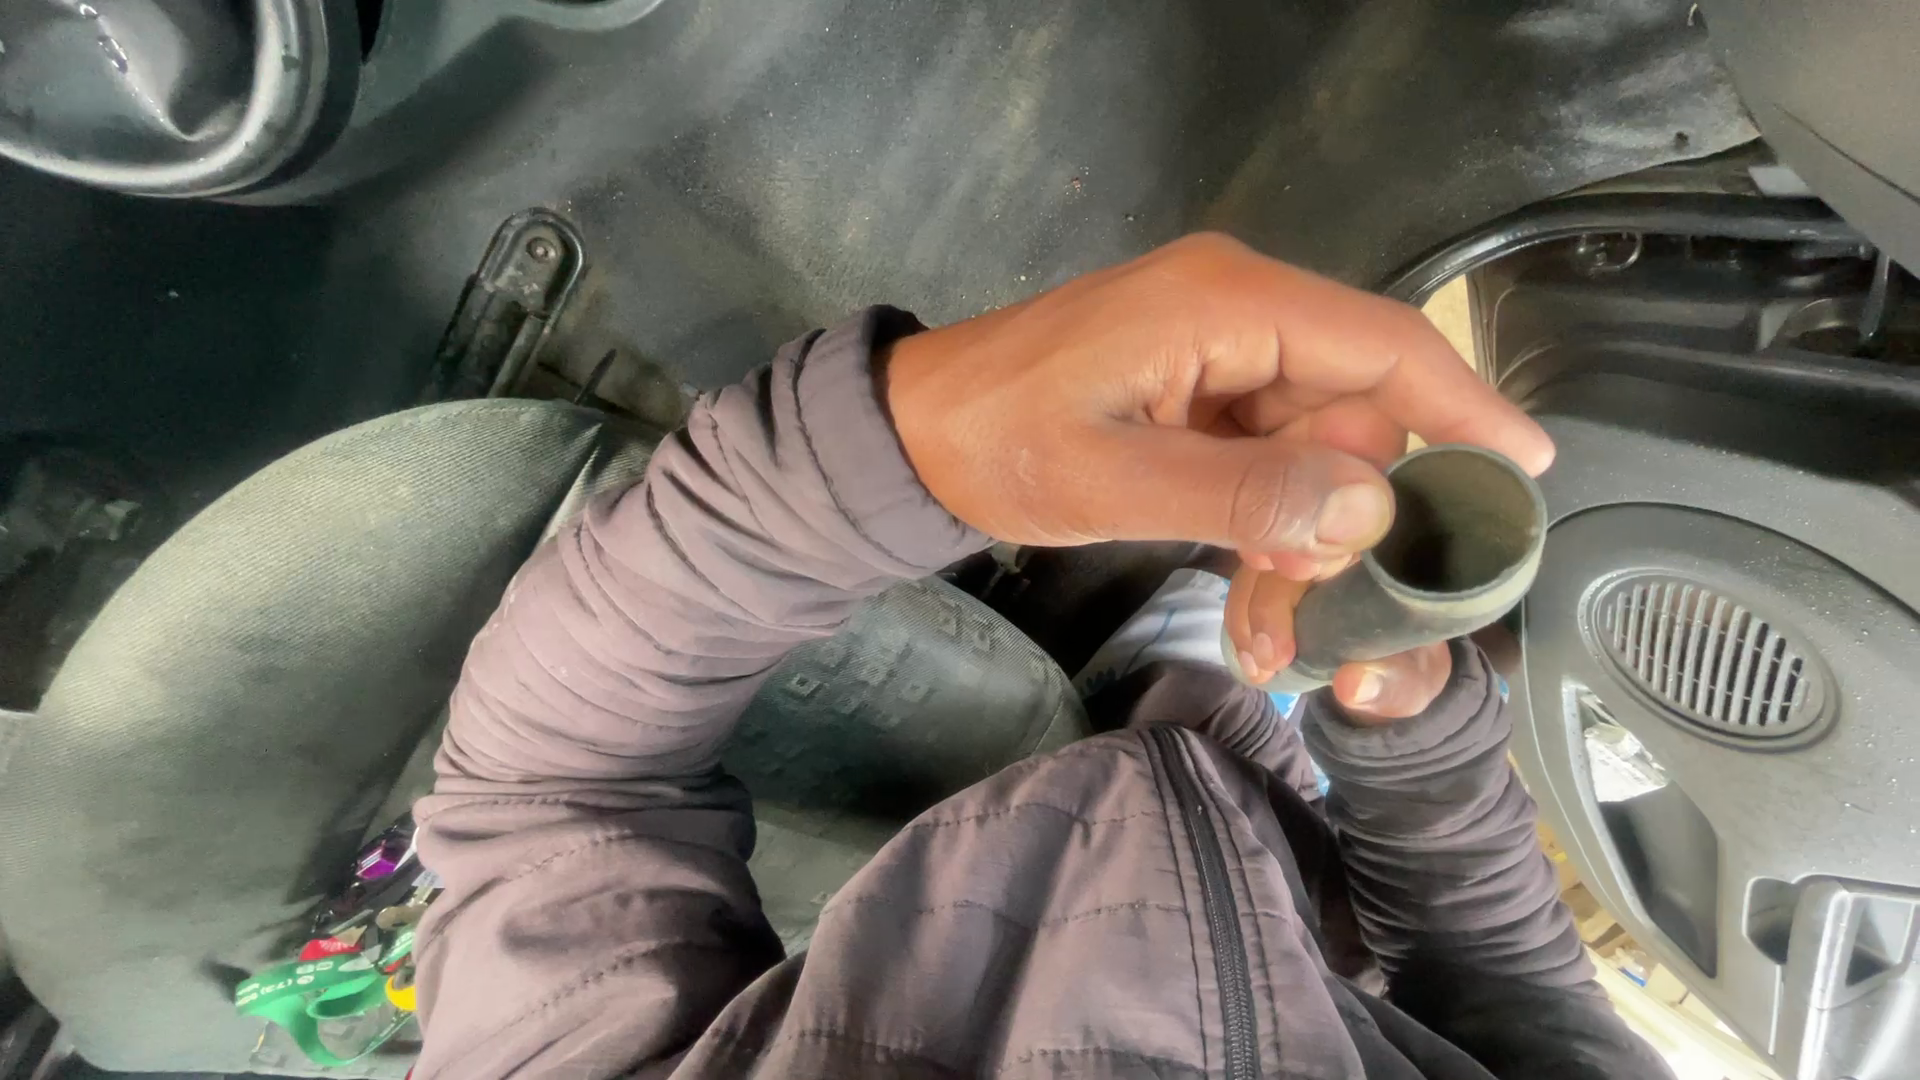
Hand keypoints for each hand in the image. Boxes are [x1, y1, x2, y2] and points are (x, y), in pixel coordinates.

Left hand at [884, 234, 1551, 716]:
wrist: (914, 436)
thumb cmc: (995, 445)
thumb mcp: (1112, 478)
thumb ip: (1242, 489)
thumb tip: (1371, 508)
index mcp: (1223, 306)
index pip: (1380, 346)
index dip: (1461, 407)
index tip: (1524, 475)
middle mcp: (1232, 318)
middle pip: (1345, 417)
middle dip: (1345, 519)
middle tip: (1322, 614)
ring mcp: (1208, 362)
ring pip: (1302, 454)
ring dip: (1297, 542)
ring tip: (1272, 632)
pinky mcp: (1185, 403)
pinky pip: (1254, 465)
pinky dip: (1260, 529)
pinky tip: (1253, 601)